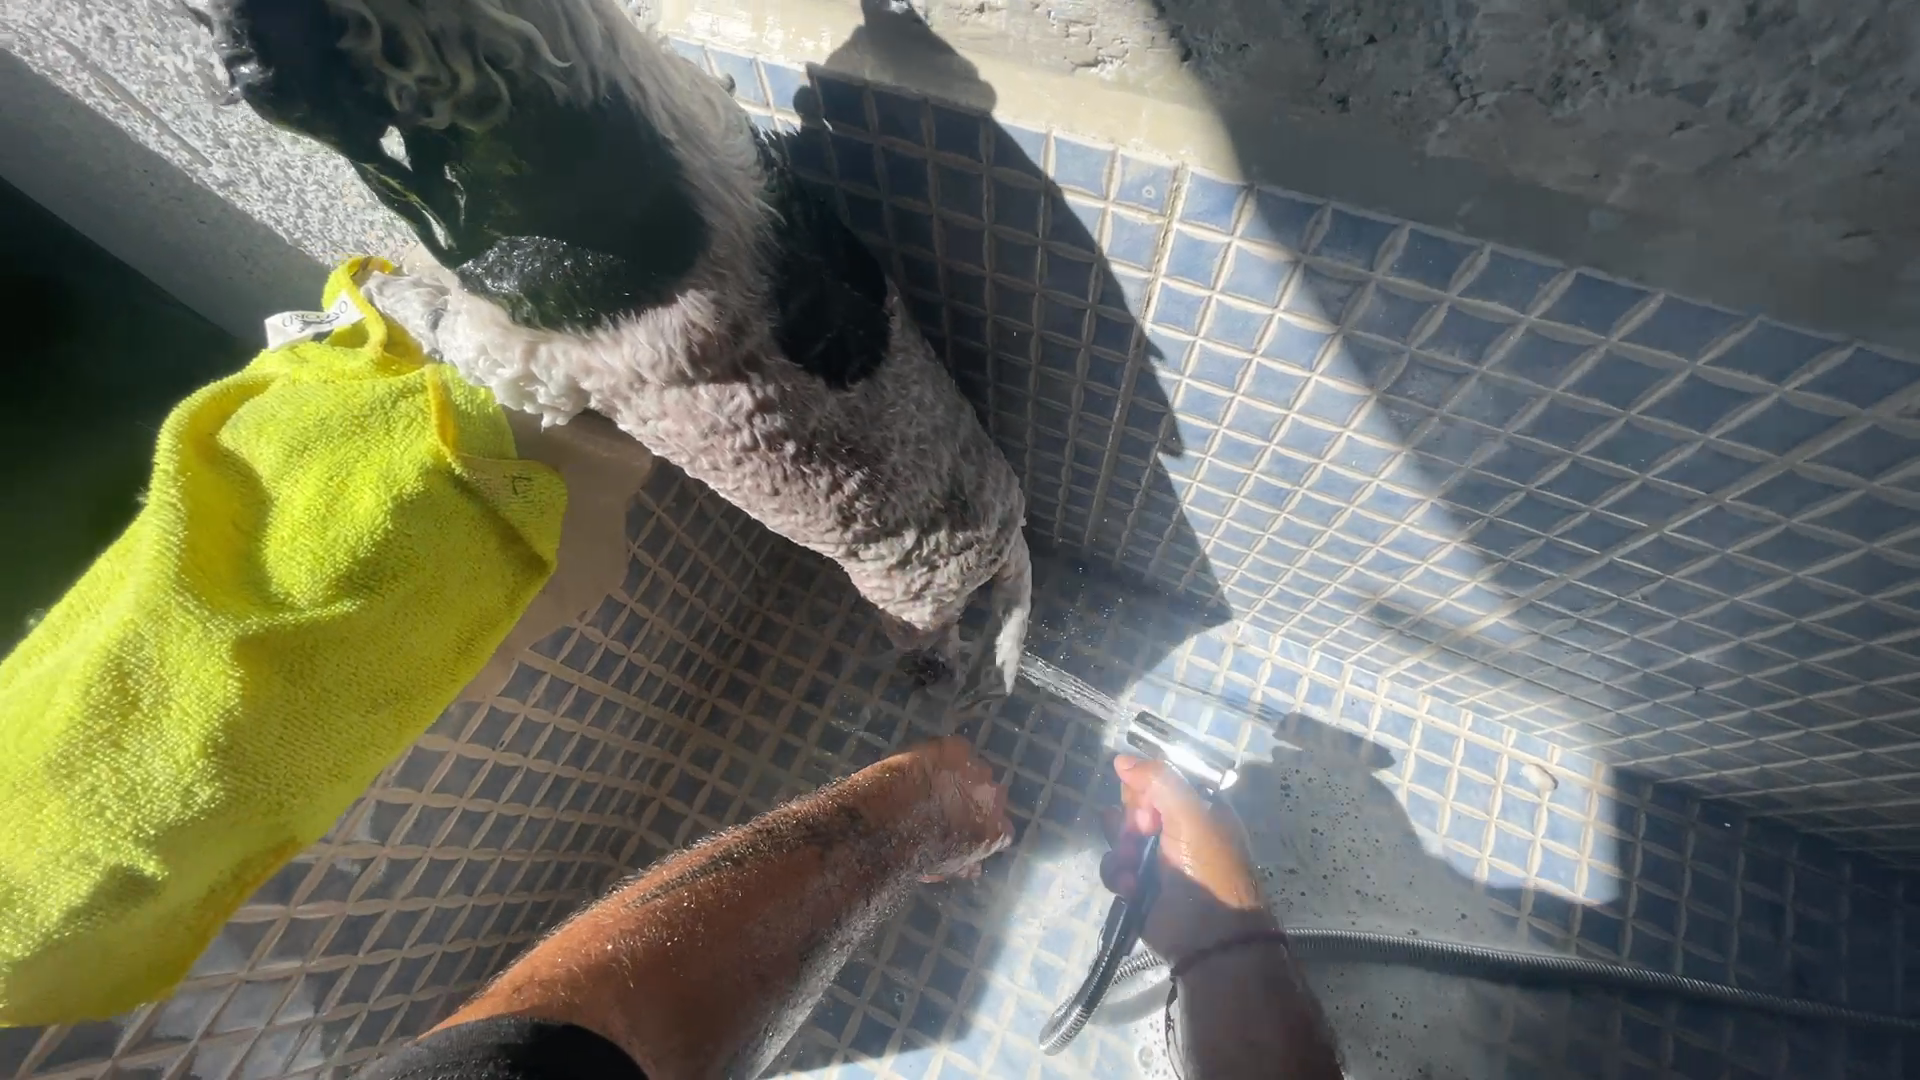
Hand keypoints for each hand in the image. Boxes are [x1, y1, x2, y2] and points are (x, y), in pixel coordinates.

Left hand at [853, 736, 1012, 879]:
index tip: (969, 824)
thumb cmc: (914, 854)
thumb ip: (964, 863)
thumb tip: (974, 867)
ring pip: (974, 768)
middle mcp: (994, 798)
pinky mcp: (956, 748)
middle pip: (991, 793)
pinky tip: (926, 762)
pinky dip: (943, 753)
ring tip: (933, 779)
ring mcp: (976, 770)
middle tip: (949, 800)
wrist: (888, 825)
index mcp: (994, 832)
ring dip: (960, 773)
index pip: (1003, 828)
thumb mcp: (945, 867)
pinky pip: (955, 748)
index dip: (985, 824)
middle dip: (975, 796)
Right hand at [1100, 755, 1276, 963]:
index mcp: (1198, 808)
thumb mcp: (1192, 814)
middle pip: (1134, 805)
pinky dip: (1118, 875)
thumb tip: (1121, 759)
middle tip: (1142, 834)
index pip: (1158, 780)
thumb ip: (1158, 780)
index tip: (1147, 803)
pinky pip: (1114, 866)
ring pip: (1120, 835)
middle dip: (1132, 821)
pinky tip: (1131, 887)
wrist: (1209, 938)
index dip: (1145, 788)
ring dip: (1122, 849)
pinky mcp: (1139, 885)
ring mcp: (1156, 858)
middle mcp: (1177, 829)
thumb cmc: (1209, 868)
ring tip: (1134, 868)